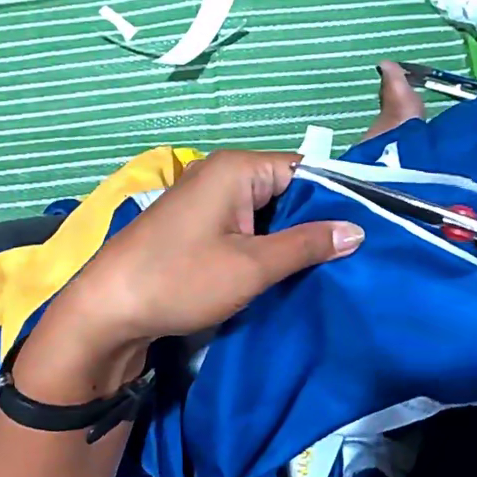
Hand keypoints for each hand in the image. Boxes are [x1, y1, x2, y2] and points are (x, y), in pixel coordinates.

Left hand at [16, 150, 363, 402]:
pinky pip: (244, 225)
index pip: (304, 169)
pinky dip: (264, 245)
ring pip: (266, 211)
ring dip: (290, 237)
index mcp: (236, 168)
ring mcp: (206, 198)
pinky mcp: (197, 224)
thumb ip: (306, 245)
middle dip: (315, 221)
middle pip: (286, 189)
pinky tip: (287, 270)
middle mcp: (221, 173)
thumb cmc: (180, 279)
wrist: (107, 309)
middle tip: (354, 255)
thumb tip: (357, 229)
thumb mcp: (252, 266)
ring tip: (329, 266)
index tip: (369, 229)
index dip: (337, 197)